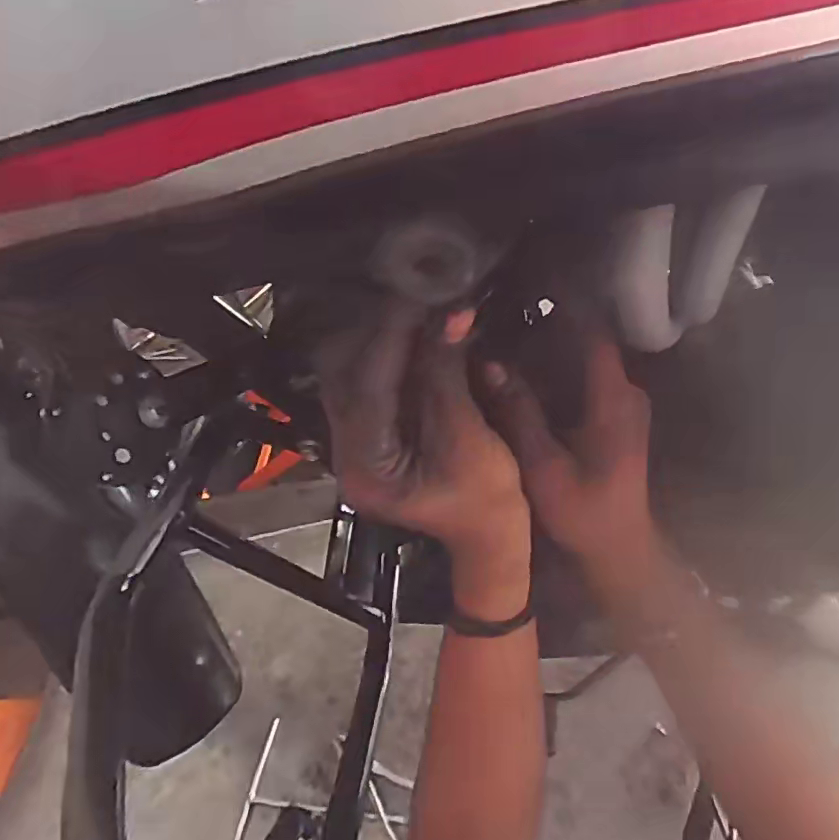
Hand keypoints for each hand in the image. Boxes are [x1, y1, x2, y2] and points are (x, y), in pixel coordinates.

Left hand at [315, 298, 529, 580]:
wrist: (491, 539)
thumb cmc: (487, 504)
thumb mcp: (470, 439)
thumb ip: (449, 376)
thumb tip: (449, 317)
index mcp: (367, 469)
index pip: (368, 389)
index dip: (391, 339)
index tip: (415, 300)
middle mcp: (347, 456)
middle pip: (348, 377)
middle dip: (382, 335)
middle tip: (418, 302)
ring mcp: (355, 446)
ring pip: (353, 375)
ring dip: (384, 342)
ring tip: (419, 314)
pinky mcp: (371, 437)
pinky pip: (369, 384)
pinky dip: (391, 358)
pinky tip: (415, 338)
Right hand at [481, 323, 658, 572]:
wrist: (618, 546)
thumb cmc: (584, 511)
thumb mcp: (544, 466)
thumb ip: (520, 413)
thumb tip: (490, 364)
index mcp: (614, 399)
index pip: (594, 332)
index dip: (566, 303)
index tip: (531, 280)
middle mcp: (626, 392)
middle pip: (590, 339)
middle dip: (552, 319)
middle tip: (507, 302)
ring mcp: (624, 404)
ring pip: (588, 356)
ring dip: (555, 341)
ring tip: (511, 324)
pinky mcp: (617, 416)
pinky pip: (588, 375)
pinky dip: (561, 364)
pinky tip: (528, 364)